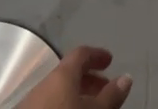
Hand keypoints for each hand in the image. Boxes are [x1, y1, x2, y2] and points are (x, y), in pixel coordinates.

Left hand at [15, 45, 132, 108]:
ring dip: (76, 94)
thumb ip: (110, 95)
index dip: (97, 54)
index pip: (80, 53)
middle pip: (69, 72)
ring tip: (91, 106)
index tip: (110, 61)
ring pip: (57, 91)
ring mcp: (31, 101)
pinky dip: (63, 104)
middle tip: (105, 88)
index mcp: (61, 75)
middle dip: (89, 78)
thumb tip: (126, 78)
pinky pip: (48, 103)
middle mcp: (44, 83)